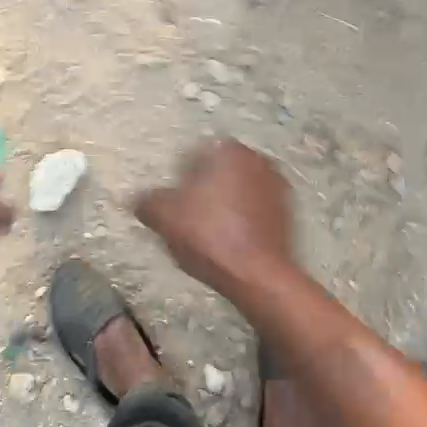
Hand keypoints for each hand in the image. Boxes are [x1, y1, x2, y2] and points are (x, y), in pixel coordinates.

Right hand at [136, 139, 295, 293]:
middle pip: (218, 173)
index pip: (194, 154)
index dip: (178, 178)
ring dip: (222, 205)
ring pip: (237, 192)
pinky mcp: (288, 214)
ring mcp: (278, 187)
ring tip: (205, 232)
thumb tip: (137, 200)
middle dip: (202, 190)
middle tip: (185, 215)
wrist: (257, 275)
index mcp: (229, 151)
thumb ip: (148, 202)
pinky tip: (227, 241)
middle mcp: (258, 160)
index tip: (171, 201)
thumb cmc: (208, 235)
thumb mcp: (165, 217)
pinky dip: (240, 220)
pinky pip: (253, 211)